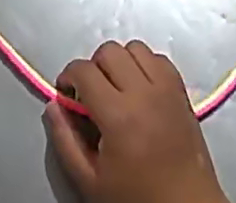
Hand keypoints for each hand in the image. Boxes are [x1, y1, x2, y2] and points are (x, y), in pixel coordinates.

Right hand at [43, 41, 228, 202]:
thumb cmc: (135, 198)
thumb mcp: (90, 181)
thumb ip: (65, 140)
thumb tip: (54, 104)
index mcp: (118, 115)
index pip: (84, 70)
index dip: (68, 76)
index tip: (66, 93)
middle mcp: (143, 92)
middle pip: (109, 51)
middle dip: (93, 66)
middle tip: (91, 92)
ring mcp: (166, 87)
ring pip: (135, 47)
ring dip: (120, 61)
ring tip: (116, 87)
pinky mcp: (181, 89)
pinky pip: (159, 58)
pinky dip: (145, 64)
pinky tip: (140, 87)